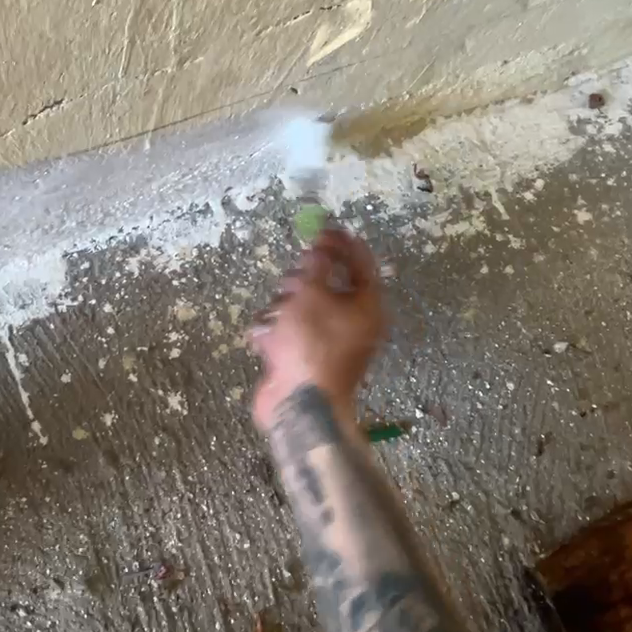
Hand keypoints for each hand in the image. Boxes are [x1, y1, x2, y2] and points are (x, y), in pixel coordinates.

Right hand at [248, 226, 384, 433]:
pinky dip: (273, 331)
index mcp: (365, 307)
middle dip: (300, 281)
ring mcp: (324, 341)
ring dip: (281, 307)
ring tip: (275, 319)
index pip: (360, 264)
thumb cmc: (312, 344)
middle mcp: (350, 322)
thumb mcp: (312, 294)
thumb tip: (323, 242)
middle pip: (324, 284)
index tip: (324, 226)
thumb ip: (317, 265)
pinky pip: (285, 330)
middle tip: (290, 283)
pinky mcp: (301, 355)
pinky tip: (266, 339)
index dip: (342, 243)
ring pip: (298, 305)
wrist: (299, 404)